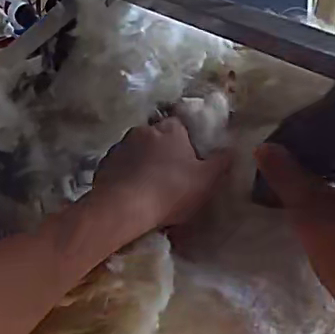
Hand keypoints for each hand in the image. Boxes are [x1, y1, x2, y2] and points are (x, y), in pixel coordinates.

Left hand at [88, 117, 233, 237]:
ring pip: (136, 153)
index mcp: (170, 129)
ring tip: (149, 190)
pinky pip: (120, 168)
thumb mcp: (207, 180)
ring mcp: (120, 146)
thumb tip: (231, 150)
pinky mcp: (103, 165)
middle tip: (170, 177)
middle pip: (156, 138)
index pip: (180, 126)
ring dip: (143, 165)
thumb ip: (221, 163)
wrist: (124, 207)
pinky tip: (132, 195)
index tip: (188, 160)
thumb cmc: (171, 190)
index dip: (185, 142)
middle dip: (162, 153)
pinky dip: (126, 177)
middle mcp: (143, 130)